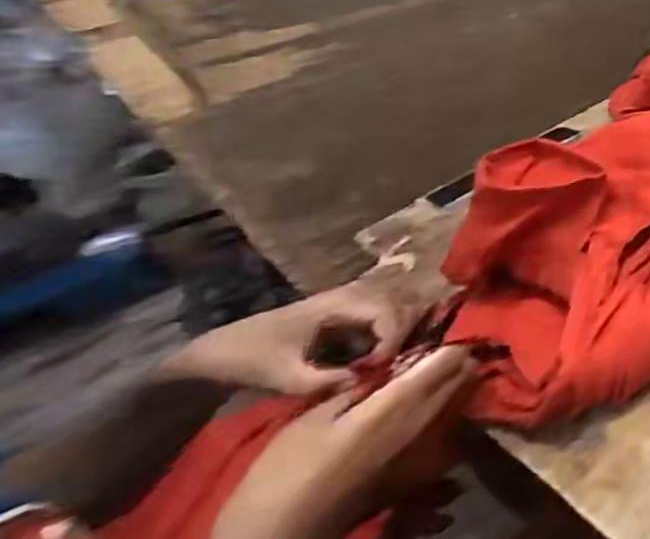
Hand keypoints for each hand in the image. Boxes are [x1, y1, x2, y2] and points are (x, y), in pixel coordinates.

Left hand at [166, 285, 414, 395]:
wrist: (214, 351)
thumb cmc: (247, 359)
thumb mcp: (280, 376)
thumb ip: (323, 382)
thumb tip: (364, 382)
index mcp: (343, 302)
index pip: (391, 312)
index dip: (394, 340)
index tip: (377, 369)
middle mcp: (359, 293)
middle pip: (406, 305)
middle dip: (408, 335)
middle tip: (392, 367)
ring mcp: (358, 299)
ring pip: (404, 308)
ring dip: (406, 333)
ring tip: (390, 362)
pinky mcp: (354, 310)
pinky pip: (390, 315)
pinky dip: (395, 333)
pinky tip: (381, 357)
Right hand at [211, 346, 475, 538]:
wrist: (280, 535)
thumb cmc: (285, 474)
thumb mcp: (313, 419)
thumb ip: (359, 387)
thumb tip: (388, 368)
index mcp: (402, 400)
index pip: (453, 355)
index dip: (449, 340)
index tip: (434, 334)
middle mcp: (428, 418)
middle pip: (467, 373)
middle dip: (457, 358)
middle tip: (430, 357)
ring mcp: (430, 444)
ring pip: (463, 397)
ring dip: (455, 383)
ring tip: (427, 381)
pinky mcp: (425, 468)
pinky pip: (452, 426)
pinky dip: (447, 411)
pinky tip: (422, 413)